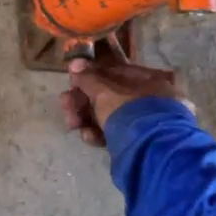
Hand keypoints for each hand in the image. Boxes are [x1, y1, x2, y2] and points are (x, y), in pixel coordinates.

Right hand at [61, 57, 189, 148]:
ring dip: (85, 118)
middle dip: (81, 101)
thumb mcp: (103, 92)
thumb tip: (75, 63)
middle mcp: (149, 97)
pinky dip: (98, 133)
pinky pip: (113, 131)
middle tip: (65, 106)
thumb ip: (87, 78)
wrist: (150, 152)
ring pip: (107, 114)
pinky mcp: (136, 140)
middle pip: (106, 94)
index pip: (112, 71)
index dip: (89, 76)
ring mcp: (144, 120)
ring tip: (73, 125)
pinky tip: (90, 138)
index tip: (72, 83)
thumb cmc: (128, 112)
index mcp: (147, 79)